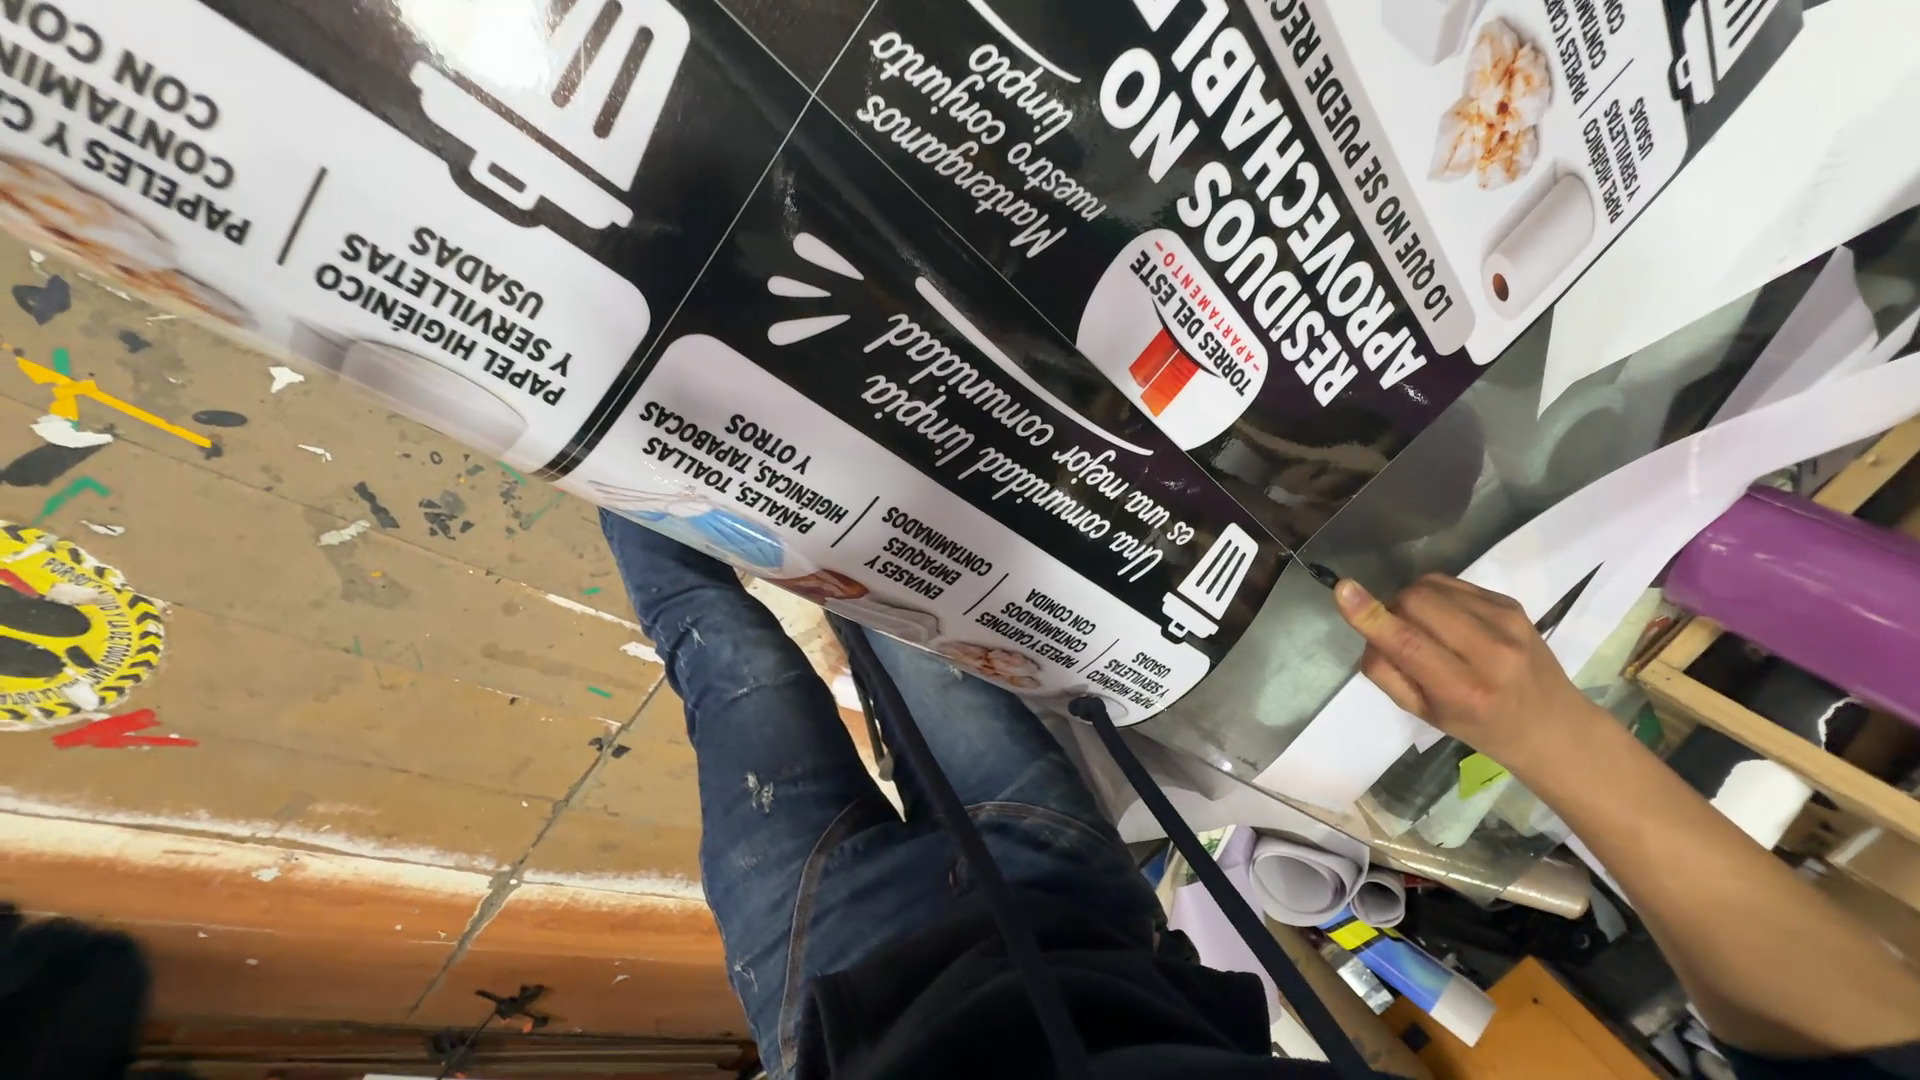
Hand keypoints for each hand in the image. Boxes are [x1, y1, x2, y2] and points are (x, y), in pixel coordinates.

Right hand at [1333, 574, 1605, 769]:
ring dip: (1412, 600)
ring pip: (1430, 586)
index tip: (1343, 589)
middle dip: (1392, 609)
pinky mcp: (1511, 603)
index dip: (1372, 615)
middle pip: (1415, 601)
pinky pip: (1450, 584)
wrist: (1554, 725)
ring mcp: (1506, 622)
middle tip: (1398, 633)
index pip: (1409, 644)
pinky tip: (1448, 620)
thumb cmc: (1478, 728)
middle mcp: (1490, 652)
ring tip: (1425, 628)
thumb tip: (1367, 625)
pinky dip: (1435, 597)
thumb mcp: (1423, 714)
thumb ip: (1386, 672)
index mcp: (1463, 691)